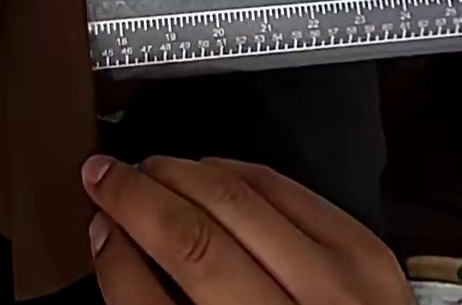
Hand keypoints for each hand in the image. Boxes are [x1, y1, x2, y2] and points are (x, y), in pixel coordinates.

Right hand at [82, 155, 414, 304]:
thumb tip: (117, 244)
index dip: (113, 260)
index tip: (95, 225)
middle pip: (194, 244)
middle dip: (135, 197)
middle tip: (104, 174)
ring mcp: (342, 293)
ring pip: (235, 200)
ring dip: (178, 173)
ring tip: (149, 168)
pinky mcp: (366, 255)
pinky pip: (280, 185)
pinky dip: (233, 170)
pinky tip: (207, 170)